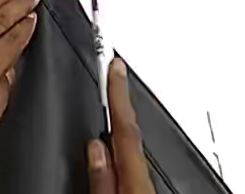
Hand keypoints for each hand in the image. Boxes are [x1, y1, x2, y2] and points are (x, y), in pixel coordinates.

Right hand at [87, 57, 149, 193]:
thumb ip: (101, 181)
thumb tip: (95, 147)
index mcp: (136, 183)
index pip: (126, 128)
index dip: (119, 92)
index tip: (115, 63)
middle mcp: (147, 183)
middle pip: (132, 134)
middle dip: (122, 100)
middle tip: (114, 69)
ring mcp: (150, 188)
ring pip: (135, 149)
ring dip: (123, 122)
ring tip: (115, 98)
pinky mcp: (147, 192)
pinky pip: (137, 163)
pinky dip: (127, 145)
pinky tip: (120, 145)